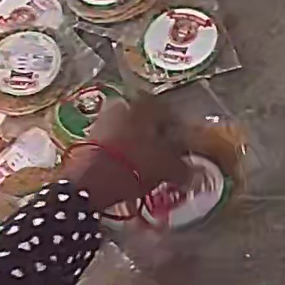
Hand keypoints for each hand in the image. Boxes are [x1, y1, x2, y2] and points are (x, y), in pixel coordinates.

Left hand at [63, 96, 190, 209]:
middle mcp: (125, 104)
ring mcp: (104, 118)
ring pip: (130, 130)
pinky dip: (123, 152)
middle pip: (149, 121)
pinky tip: (129, 167)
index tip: (185, 148)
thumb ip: (185, 168)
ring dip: (139, 144)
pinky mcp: (89, 136)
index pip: (172, 113)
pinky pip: (115, 142)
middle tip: (166, 157)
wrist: (91, 181)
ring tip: (147, 165)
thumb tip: (196, 173)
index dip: (181, 132)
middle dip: (158, 137)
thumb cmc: (136, 166)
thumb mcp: (168, 168)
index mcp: (148, 104)